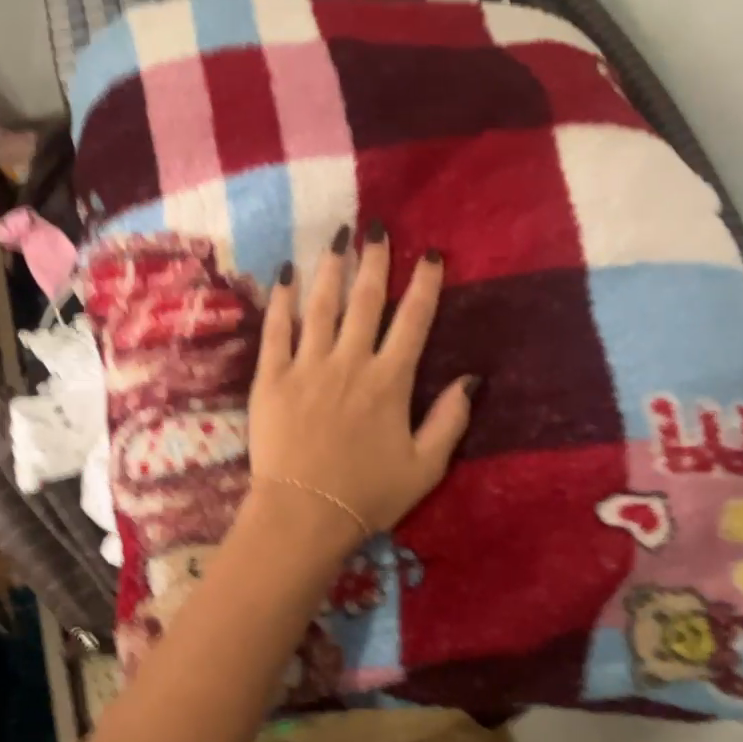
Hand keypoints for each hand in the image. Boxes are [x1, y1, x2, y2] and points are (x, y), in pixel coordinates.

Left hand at [245, 224, 474, 545]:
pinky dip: (282, 300)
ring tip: (336, 237)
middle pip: (365, 301)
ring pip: (321, 306)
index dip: (424, 284)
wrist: (303, 514)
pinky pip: (276, 330)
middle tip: (375, 227)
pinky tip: (285, 274)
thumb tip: (473, 378)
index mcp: (390, 382)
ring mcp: (306, 367)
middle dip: (374, 260)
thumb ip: (450, 419)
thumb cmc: (367, 495)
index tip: (430, 254)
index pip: (413, 321)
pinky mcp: (270, 378)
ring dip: (330, 268)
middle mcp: (349, 363)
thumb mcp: (426, 466)